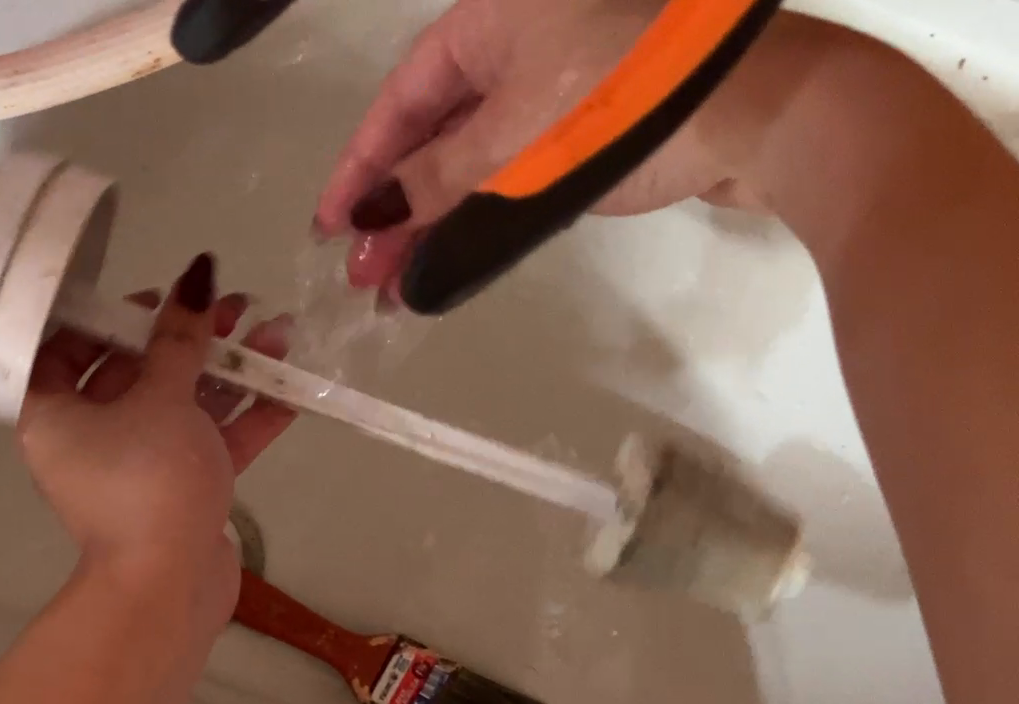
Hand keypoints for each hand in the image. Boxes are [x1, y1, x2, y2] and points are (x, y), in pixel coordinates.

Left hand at [16, 254, 295, 621]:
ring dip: (226, 372)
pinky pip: (203, 442)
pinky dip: (240, 417)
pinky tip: (287, 384)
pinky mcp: (174, 492)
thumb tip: (197, 274)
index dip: (106, 319)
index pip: (62, 351)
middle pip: (133, 373)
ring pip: (178, 406)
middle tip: (233, 307)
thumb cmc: (146, 480)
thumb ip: (181, 337)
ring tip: (276, 331)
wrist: (168, 586)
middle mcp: (86, 439)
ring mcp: (133, 467)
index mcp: (53, 415)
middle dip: (188, 338)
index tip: (153, 300)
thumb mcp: (162, 397)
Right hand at [315, 0, 797, 294]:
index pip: (399, 102)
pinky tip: (441, 261)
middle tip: (357, 272)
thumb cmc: (626, 102)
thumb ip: (430, 183)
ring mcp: (547, 88)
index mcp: (491, 21)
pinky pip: (499, 173)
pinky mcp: (576, 126)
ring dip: (423, 225)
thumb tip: (368, 222)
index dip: (358, 169)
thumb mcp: (510, 143)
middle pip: (426, 137)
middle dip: (389, 210)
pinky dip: (467, 217)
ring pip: (461, 162)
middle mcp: (513, 47)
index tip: (327, 227)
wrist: (769, 113)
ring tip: (391, 284)